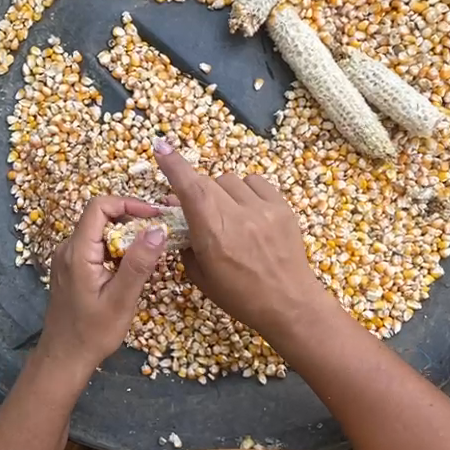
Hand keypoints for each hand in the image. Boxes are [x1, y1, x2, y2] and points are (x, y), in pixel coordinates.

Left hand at [36, 196, 168, 371]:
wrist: (64, 357)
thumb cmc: (92, 333)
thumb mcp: (121, 300)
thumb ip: (138, 263)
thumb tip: (157, 230)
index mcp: (77, 252)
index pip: (99, 207)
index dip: (128, 203)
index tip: (154, 215)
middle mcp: (68, 249)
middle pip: (100, 216)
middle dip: (131, 218)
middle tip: (159, 231)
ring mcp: (67, 258)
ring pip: (99, 230)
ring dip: (125, 234)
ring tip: (150, 248)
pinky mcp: (72, 268)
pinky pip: (96, 246)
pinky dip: (116, 247)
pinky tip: (132, 265)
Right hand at [154, 137, 336, 343]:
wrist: (289, 304)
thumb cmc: (239, 296)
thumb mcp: (201, 276)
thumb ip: (186, 243)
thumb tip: (176, 218)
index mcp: (213, 234)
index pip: (190, 188)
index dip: (174, 165)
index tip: (160, 146)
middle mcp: (238, 216)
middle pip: (207, 182)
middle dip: (195, 191)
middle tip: (194, 209)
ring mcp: (263, 209)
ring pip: (230, 180)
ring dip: (220, 191)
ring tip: (226, 213)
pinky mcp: (282, 208)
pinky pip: (256, 183)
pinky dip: (245, 191)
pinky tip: (246, 209)